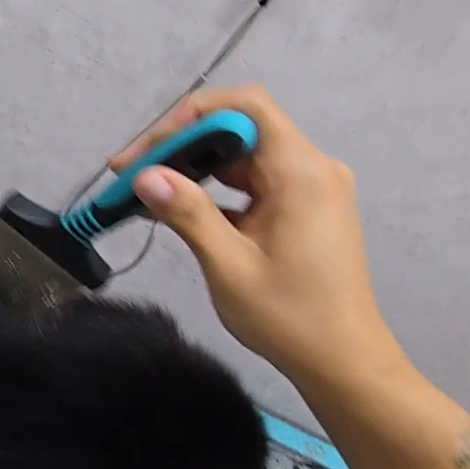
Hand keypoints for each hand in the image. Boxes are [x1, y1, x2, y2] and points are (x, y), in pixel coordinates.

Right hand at [111, 85, 404, 388]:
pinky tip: (171, 209)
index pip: (244, 108)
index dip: (189, 118)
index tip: (146, 153)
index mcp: (301, 173)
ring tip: (141, 192)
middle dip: (179, 145)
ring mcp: (306, 190)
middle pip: (238, 131)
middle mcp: (309, 169)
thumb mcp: (228, 265)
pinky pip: (248, 185)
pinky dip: (210, 192)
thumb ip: (188, 214)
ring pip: (239, 159)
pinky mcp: (298, 210)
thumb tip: (146, 176)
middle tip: (129, 174)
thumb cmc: (288, 316)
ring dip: (190, 170)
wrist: (341, 360)